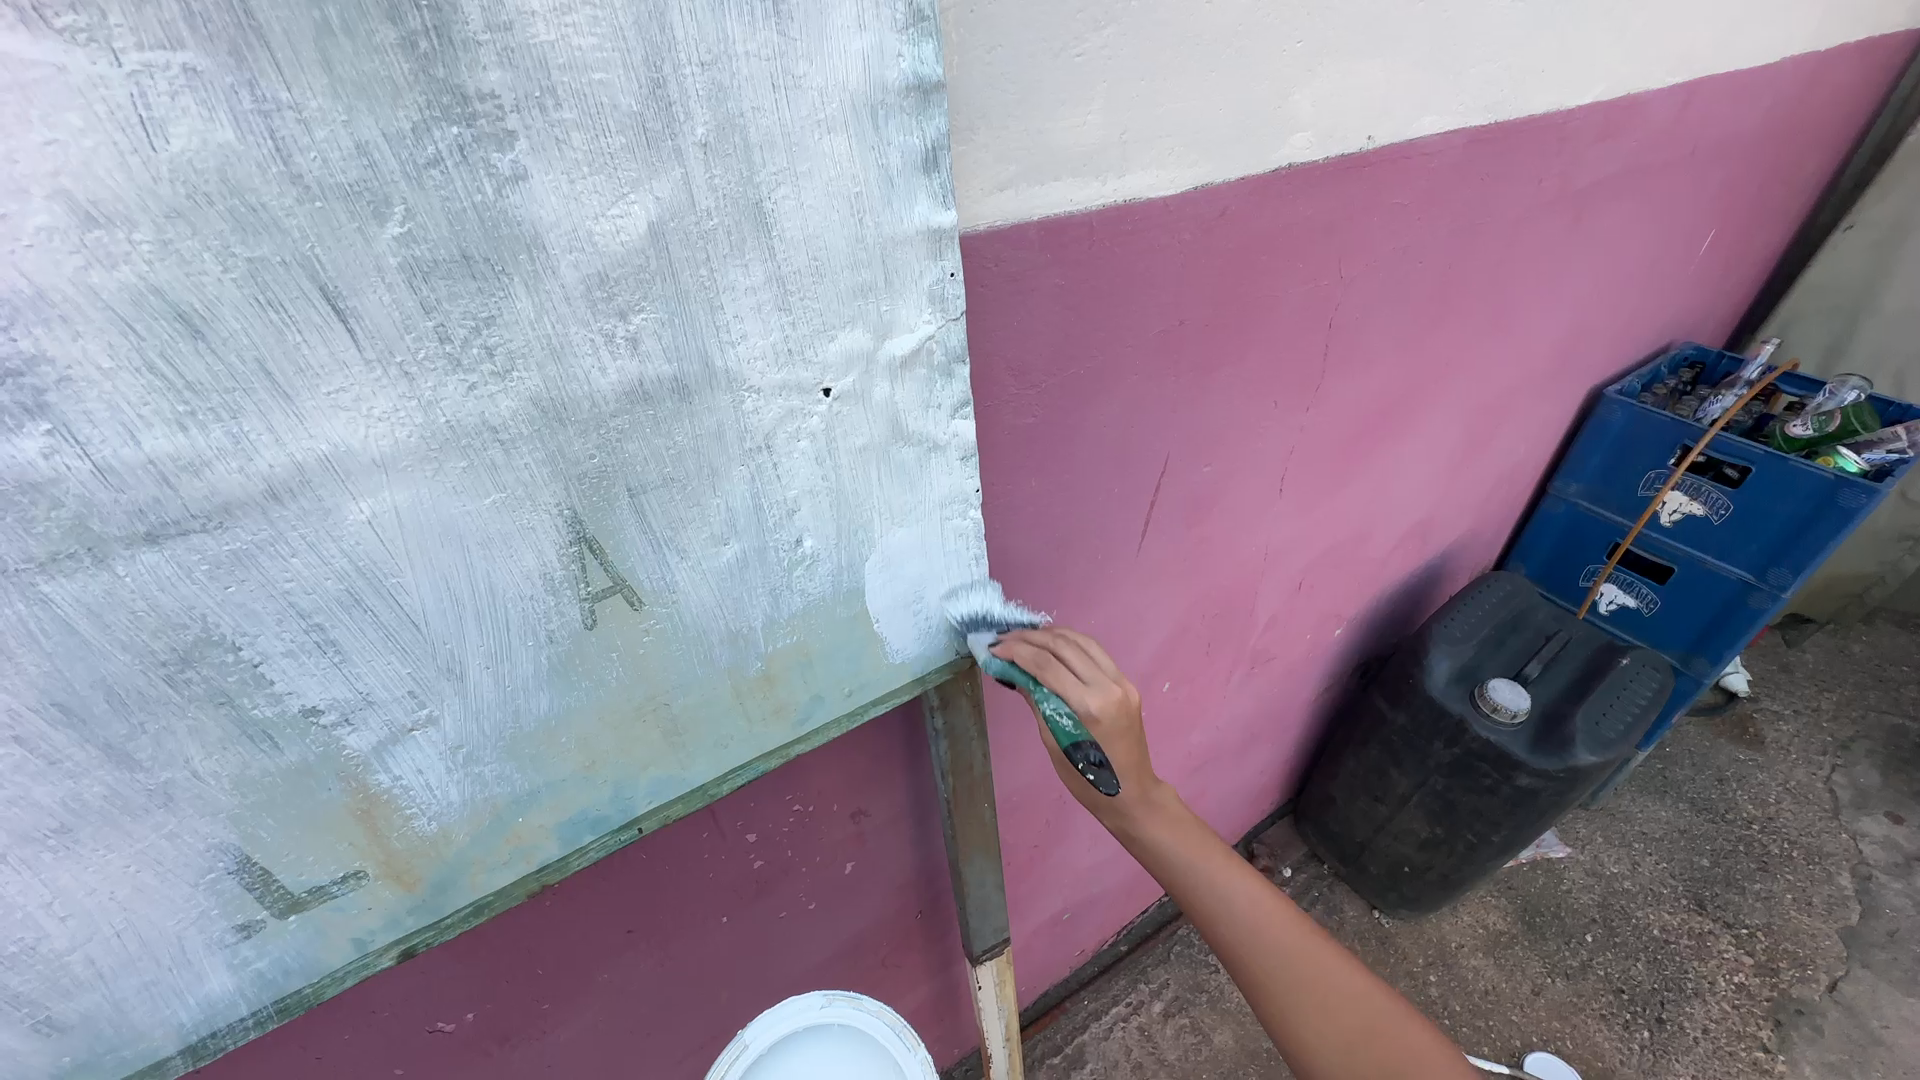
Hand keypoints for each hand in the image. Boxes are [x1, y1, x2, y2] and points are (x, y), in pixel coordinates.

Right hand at [988, 627, 1171, 827]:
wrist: (1133, 794)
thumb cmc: (1087, 779)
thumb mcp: (1053, 741)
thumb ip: (1037, 699)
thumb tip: (1013, 671)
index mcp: (1089, 707)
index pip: (1047, 665)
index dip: (1016, 651)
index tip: (993, 648)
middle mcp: (1108, 686)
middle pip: (1063, 646)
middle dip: (1029, 638)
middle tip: (1003, 638)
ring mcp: (1122, 682)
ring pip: (1081, 641)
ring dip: (1050, 634)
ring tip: (1024, 636)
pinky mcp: (1126, 682)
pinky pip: (1095, 652)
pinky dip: (1070, 642)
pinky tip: (1051, 644)